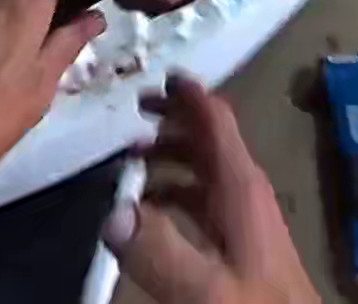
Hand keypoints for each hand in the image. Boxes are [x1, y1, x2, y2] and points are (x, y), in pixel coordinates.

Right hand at [107, 75, 318, 303]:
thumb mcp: (205, 289)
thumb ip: (159, 250)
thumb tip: (114, 210)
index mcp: (240, 183)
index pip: (216, 120)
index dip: (190, 94)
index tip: (160, 75)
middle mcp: (243, 186)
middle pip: (208, 136)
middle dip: (175, 117)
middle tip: (137, 108)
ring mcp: (243, 212)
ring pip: (204, 165)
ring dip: (172, 152)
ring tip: (131, 156)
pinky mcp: (238, 238)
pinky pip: (203, 196)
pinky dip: (175, 188)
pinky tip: (151, 207)